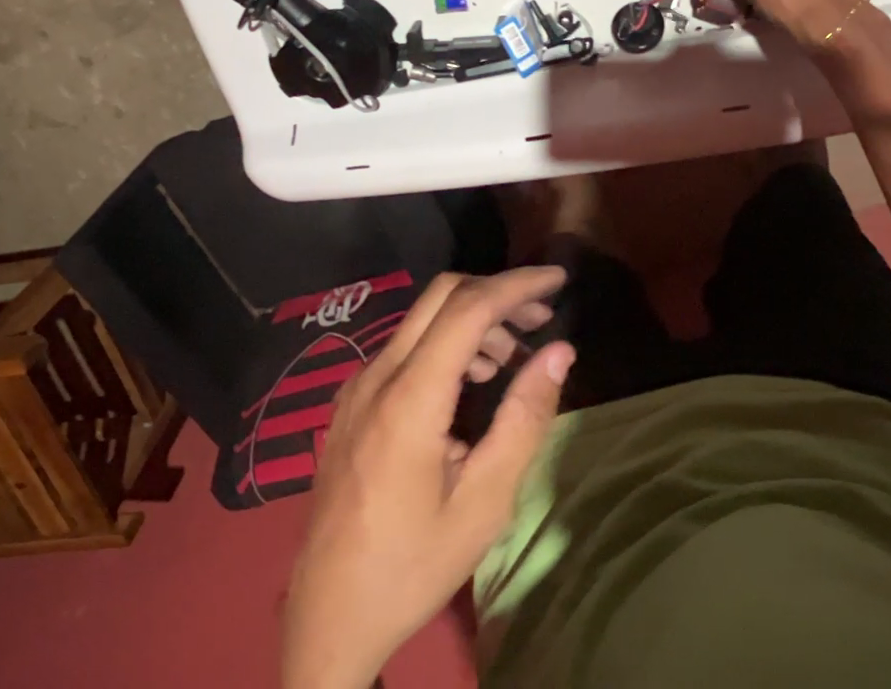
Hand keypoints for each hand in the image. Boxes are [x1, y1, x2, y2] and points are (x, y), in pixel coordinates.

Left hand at [282, 267, 576, 688]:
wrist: (330, 611)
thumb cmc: (414, 563)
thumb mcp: (485, 502)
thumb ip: (524, 420)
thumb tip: (559, 352)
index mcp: (410, 400)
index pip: (468, 309)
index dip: (517, 285)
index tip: (559, 279)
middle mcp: (376, 378)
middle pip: (440, 297)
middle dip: (496, 292)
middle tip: (543, 316)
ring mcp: (356, 388)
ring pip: (420, 320)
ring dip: (471, 320)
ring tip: (514, 359)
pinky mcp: (350, 404)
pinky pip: (403, 349)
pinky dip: (445, 344)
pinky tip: (471, 382)